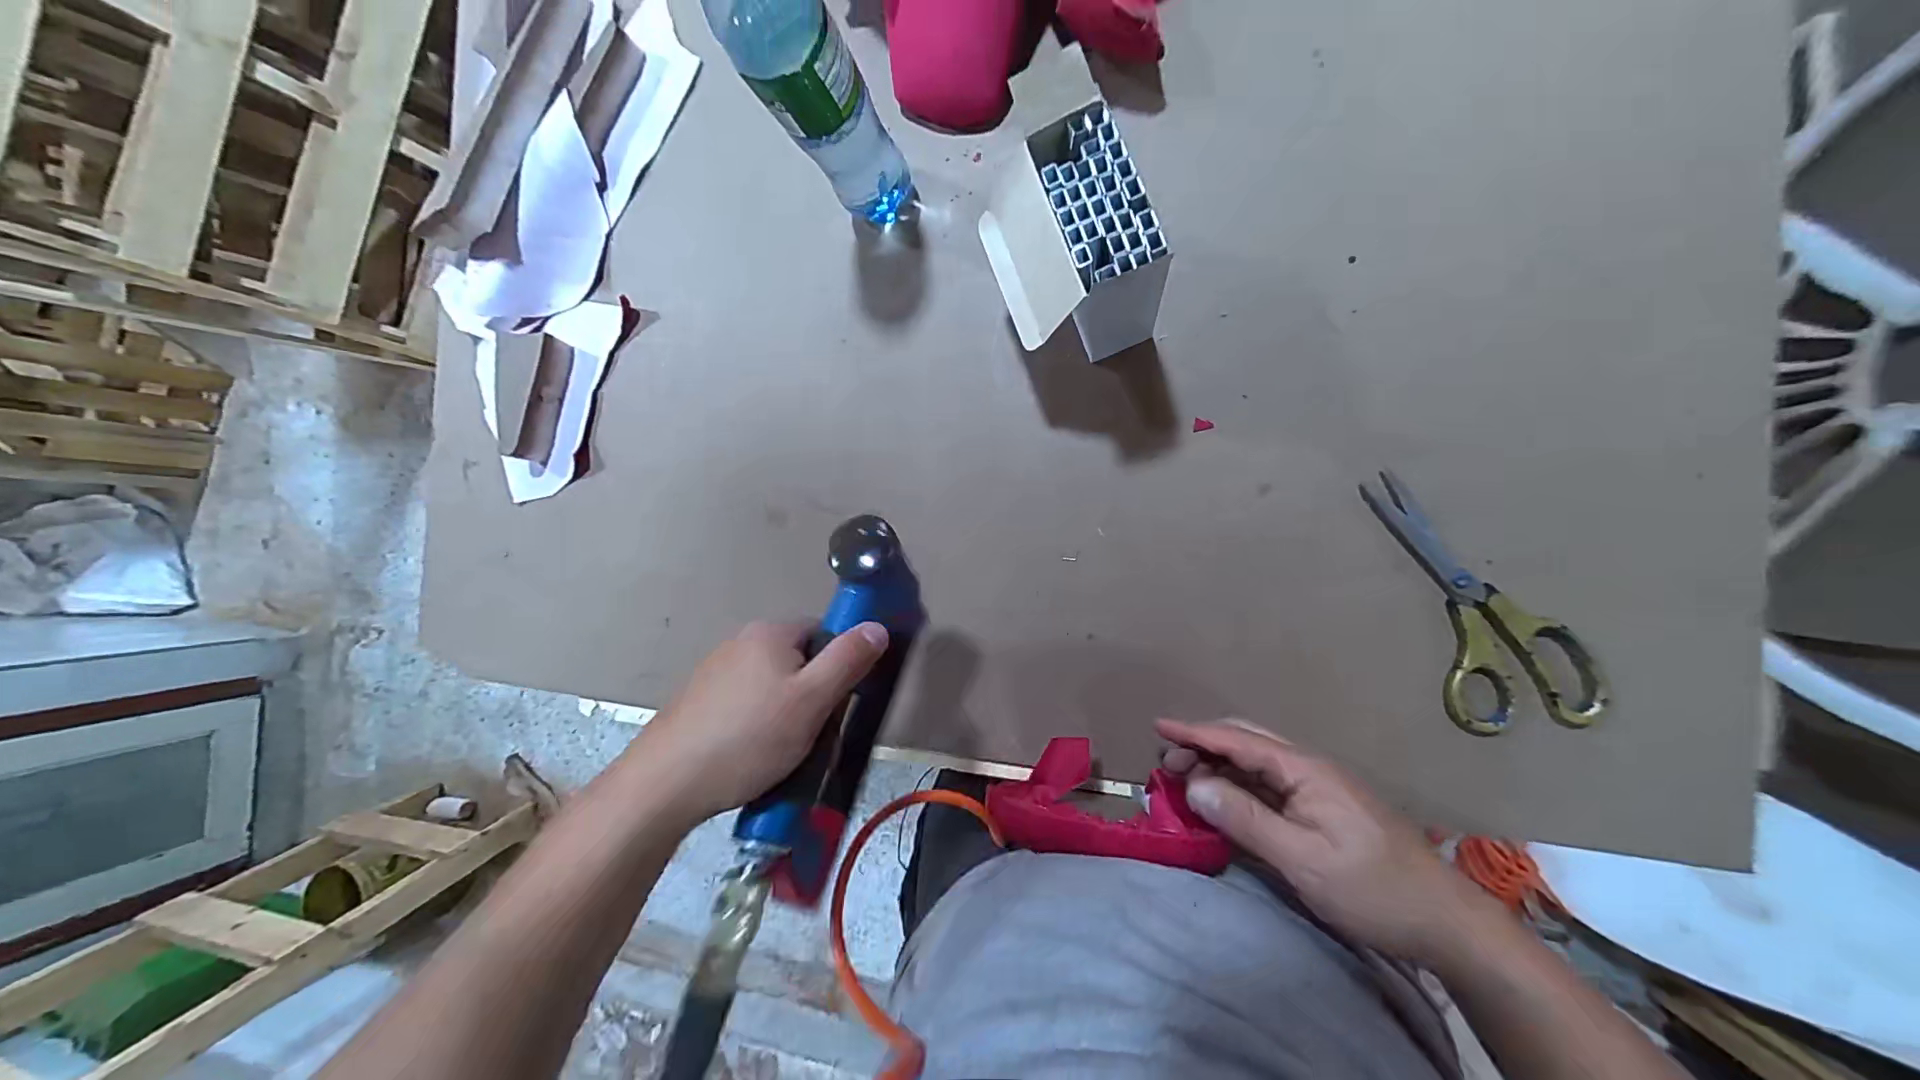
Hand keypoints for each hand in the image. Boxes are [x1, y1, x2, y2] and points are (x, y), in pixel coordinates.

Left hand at [623, 620, 888, 826]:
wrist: (666, 784)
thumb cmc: (750, 737)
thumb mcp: (812, 700)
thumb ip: (848, 660)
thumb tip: (877, 626)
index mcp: (770, 633)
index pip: (824, 633)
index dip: (839, 667)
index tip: (837, 705)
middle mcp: (741, 642)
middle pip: (799, 662)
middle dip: (812, 697)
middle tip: (813, 734)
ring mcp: (715, 672)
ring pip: (773, 688)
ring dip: (786, 715)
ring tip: (782, 753)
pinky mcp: (699, 701)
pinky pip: (746, 706)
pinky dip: (757, 726)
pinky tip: (750, 756)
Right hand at [1157, 718, 1495, 964]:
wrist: (1447, 922)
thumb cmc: (1372, 889)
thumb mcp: (1302, 859)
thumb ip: (1245, 818)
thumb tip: (1194, 784)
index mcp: (1305, 769)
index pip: (1238, 740)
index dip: (1195, 732)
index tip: (1157, 726)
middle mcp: (1310, 768)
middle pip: (1247, 741)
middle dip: (1204, 745)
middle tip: (1168, 764)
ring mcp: (1319, 788)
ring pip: (1257, 762)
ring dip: (1219, 765)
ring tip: (1187, 780)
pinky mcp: (1324, 809)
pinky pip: (1269, 785)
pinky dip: (1239, 785)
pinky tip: (1225, 800)